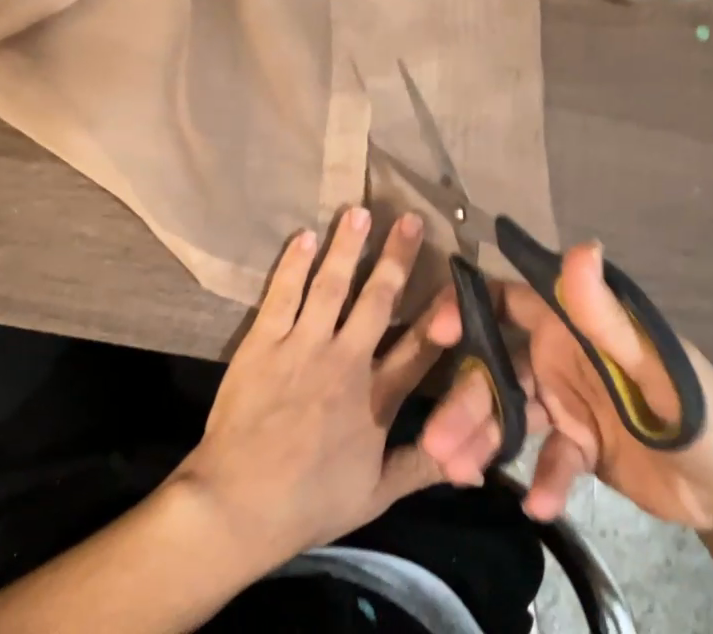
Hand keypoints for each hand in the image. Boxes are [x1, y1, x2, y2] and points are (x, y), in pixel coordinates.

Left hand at [170, 208, 481, 561]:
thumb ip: (422, 468)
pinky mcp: (262, 343)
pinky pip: (282, 295)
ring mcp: (302, 347)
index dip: (440, 312)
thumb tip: (473, 462)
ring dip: (346, 247)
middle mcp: (345, 362)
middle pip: (377, 300)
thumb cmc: (309, 502)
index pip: (419, 347)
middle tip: (410, 218)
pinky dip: (293, 265)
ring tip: (358, 211)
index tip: (456, 279)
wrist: (240, 500)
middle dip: (397, 258)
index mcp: (376, 399)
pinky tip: (304, 237)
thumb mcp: (376, 495)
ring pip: (330, 286)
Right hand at [419, 242, 712, 530]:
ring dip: (482, 442)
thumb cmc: (700, 410)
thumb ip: (607, 316)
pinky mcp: (578, 446)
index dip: (465, 309)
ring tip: (458, 475)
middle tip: (436, 441)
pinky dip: (542, 481)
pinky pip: (547, 459)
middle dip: (464, 403)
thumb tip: (581, 248)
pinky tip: (537, 506)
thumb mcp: (652, 364)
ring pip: (508, 416)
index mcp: (572, 326)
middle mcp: (559, 358)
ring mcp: (565, 403)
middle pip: (495, 371)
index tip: (436, 333)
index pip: (505, 302)